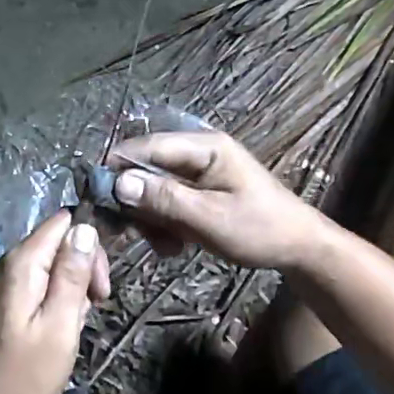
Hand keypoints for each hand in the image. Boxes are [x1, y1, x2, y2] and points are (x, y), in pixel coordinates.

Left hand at [0, 211, 110, 393]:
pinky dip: (64, 299)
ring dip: (77, 286)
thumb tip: (86, 228)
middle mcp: (15, 261)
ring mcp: (13, 279)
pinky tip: (65, 325)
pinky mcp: (15, 296)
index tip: (101, 279)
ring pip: (60, 262)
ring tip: (77, 321)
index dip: (90, 242)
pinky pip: (49, 282)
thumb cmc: (26, 372)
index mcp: (24, 262)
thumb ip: (72, 274)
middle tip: (97, 302)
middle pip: (63, 240)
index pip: (65, 222)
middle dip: (87, 266)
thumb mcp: (60, 324)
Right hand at [107, 131, 328, 271]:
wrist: (298, 248)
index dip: (118, 166)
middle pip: (146, 167)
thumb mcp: (210, 218)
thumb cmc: (259, 229)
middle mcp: (197, 151)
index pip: (148, 145)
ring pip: (152, 188)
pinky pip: (166, 201)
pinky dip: (164, 223)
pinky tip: (175, 245)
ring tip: (167, 246)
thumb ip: (165, 199)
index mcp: (204, 146)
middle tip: (135, 234)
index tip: (94, 195)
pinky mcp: (198, 190)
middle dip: (137, 201)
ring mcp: (197, 171)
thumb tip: (119, 183)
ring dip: (151, 218)